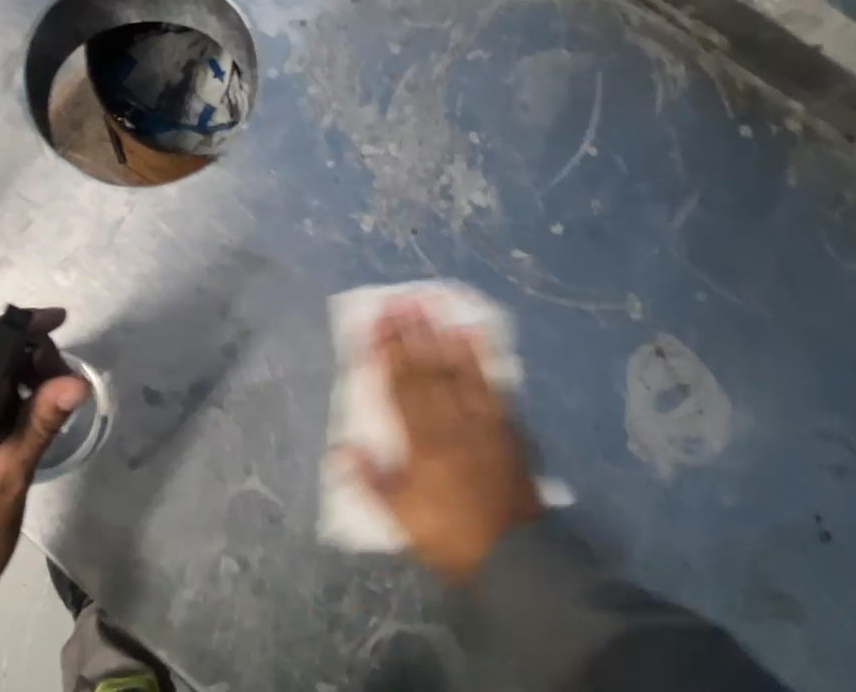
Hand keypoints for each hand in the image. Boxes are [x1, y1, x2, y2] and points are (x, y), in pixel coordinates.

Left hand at [0, 308, 91, 679]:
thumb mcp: (7, 483)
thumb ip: (38, 426)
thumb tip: (76, 381)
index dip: (17, 326)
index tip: (60, 322)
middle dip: (22, 352)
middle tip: (63, 377)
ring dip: (15, 374)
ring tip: (52, 395)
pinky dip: (3, 397)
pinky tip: (29, 413)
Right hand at [346, 300, 542, 584]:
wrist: (515, 556)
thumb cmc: (451, 536)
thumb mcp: (401, 519)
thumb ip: (370, 481)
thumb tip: (340, 447)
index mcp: (422, 443)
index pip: (399, 387)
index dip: (385, 353)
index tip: (373, 323)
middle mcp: (451, 422)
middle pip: (426, 370)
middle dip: (409, 333)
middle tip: (397, 299)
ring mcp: (482, 419)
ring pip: (457, 368)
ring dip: (440, 333)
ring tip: (428, 302)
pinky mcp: (506, 424)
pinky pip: (491, 382)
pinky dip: (480, 355)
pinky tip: (472, 331)